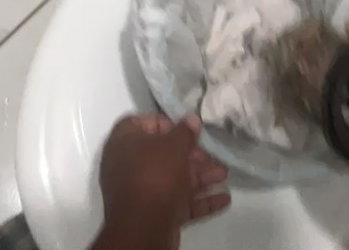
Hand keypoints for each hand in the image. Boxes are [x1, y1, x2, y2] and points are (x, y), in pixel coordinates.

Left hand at [92, 114, 231, 249]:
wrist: (143, 230)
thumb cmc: (155, 175)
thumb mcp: (174, 145)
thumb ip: (185, 131)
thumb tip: (192, 119)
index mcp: (124, 142)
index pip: (144, 123)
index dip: (168, 123)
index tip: (187, 129)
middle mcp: (130, 165)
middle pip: (164, 153)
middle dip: (192, 155)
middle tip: (212, 154)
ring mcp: (141, 191)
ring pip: (174, 178)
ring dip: (201, 176)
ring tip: (224, 174)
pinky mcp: (155, 214)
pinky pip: (178, 202)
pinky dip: (200, 200)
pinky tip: (224, 198)